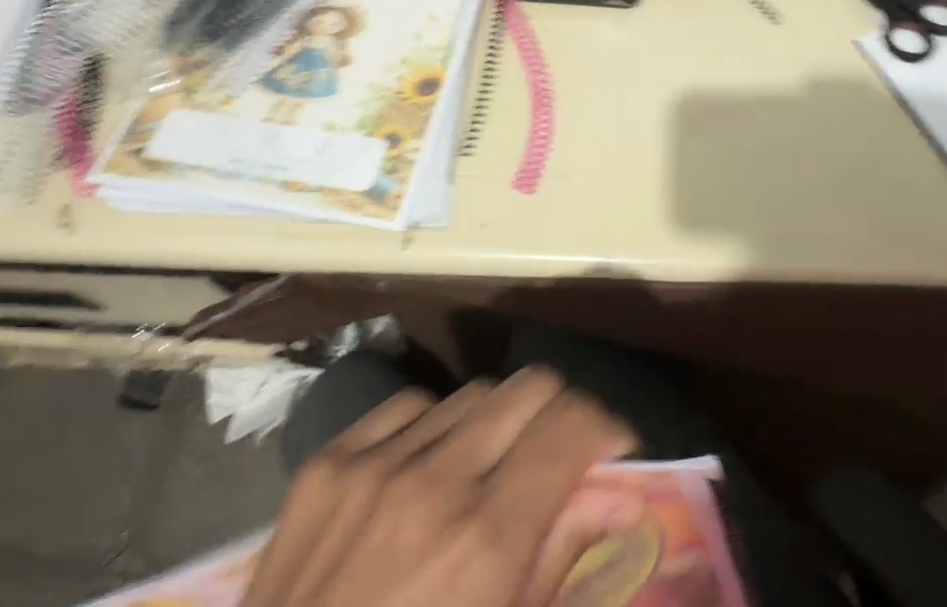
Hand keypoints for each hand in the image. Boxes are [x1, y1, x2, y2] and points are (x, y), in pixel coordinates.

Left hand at [241, 367, 638, 606]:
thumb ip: (561, 557)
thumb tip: (619, 497)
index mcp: (487, 538)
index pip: (572, 426)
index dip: (606, 429)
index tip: (612, 452)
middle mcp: (435, 481)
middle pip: (529, 388)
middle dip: (559, 414)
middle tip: (558, 454)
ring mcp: (374, 462)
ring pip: (472, 393)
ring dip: (496, 422)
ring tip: (487, 467)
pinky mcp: (328, 460)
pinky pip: (407, 406)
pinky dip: (433, 426)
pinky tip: (425, 467)